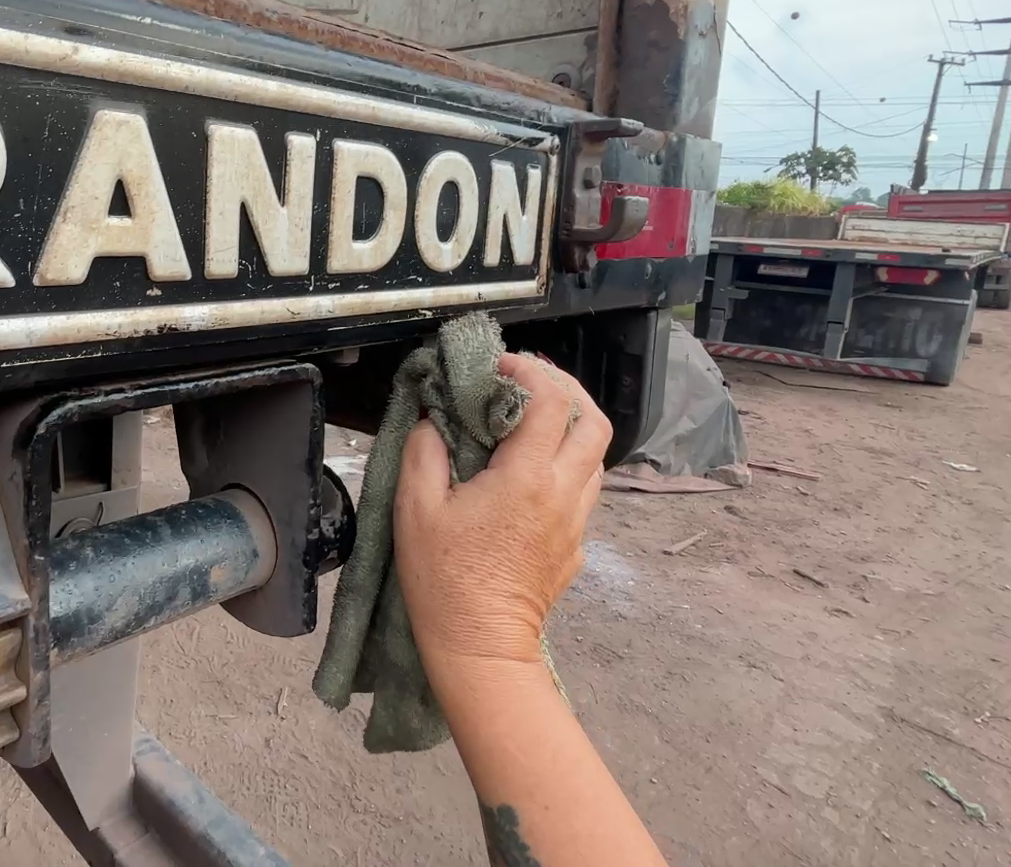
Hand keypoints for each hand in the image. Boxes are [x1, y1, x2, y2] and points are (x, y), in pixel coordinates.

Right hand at [394, 352, 611, 676]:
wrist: (480, 646)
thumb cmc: (443, 576)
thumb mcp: (415, 507)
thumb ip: (423, 451)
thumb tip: (433, 419)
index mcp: (525, 478)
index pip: (549, 403)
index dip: (529, 371)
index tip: (499, 364)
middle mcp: (563, 493)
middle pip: (594, 422)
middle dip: (566, 389)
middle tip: (527, 382)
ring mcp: (576, 522)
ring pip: (596, 455)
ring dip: (569, 425)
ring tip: (530, 419)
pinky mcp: (576, 545)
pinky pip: (584, 486)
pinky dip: (565, 459)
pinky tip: (530, 468)